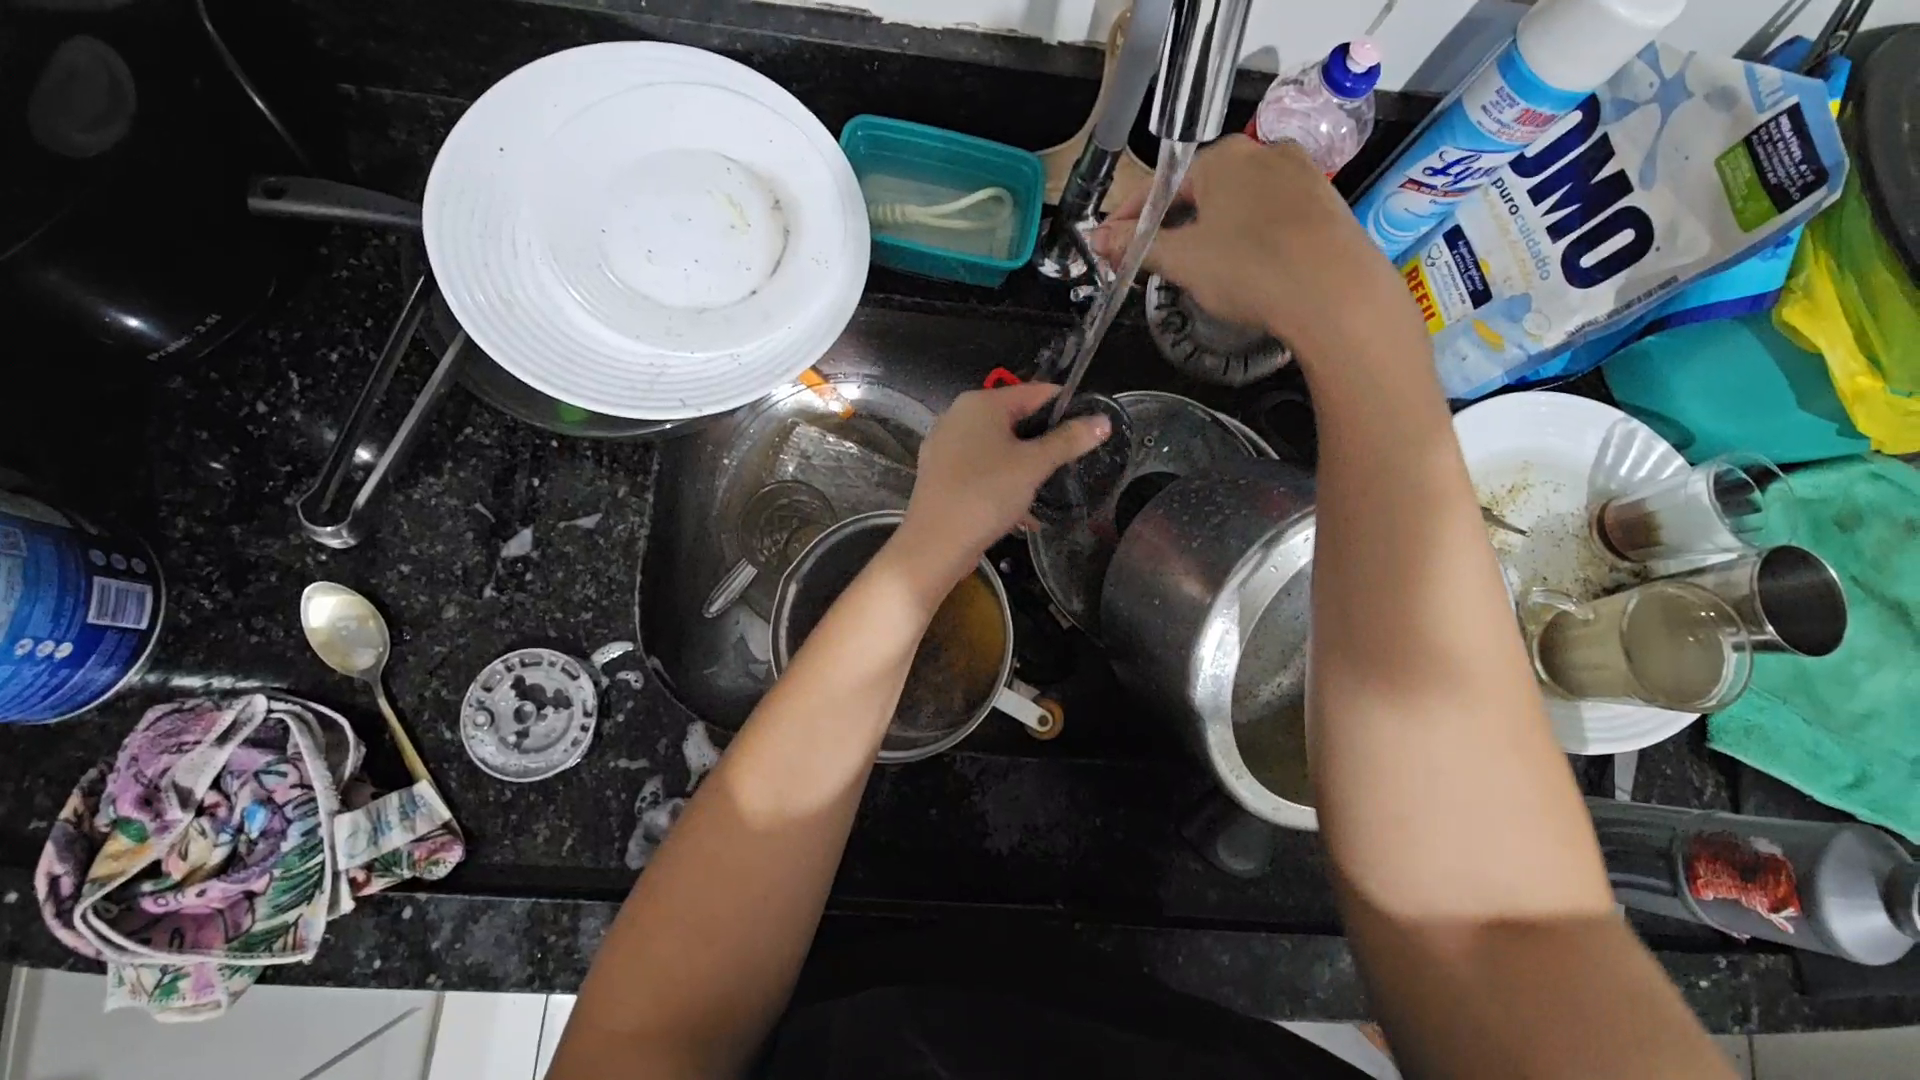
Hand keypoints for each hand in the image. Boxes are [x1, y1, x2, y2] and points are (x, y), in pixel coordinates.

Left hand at [886, 383, 1110, 597]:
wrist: (935, 543)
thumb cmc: (987, 494)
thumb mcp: (1034, 465)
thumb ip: (1069, 440)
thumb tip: (1102, 421)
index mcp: (980, 403)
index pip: (1034, 392)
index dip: (1066, 407)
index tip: (1089, 428)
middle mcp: (958, 416)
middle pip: (1014, 420)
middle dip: (1042, 442)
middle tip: (1068, 464)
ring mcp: (944, 445)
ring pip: (997, 448)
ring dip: (1023, 467)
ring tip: (1045, 491)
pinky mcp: (939, 473)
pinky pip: (980, 469)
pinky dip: (1000, 482)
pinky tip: (1018, 510)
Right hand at [1092, 136, 1424, 360]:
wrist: (1337, 293)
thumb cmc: (1249, 268)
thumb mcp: (1181, 260)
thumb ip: (1136, 246)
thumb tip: (1097, 238)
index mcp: (1222, 157)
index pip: (1160, 184)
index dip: (1130, 218)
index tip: (1111, 244)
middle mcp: (1262, 152)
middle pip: (1201, 190)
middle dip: (1173, 224)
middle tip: (1153, 261)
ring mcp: (1300, 175)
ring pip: (1237, 202)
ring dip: (1211, 231)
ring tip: (1198, 267)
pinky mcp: (1325, 203)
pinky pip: (1270, 216)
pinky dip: (1248, 236)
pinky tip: (1245, 266)